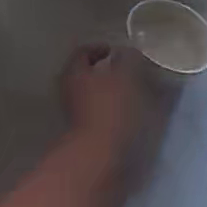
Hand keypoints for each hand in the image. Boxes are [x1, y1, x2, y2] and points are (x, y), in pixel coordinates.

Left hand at [60, 45, 174, 185]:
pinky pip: (101, 115)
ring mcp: (76, 114)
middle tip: (129, 72)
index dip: (99, 48)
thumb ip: (128, 60)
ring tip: (137, 95)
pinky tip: (133, 116)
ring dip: (113, 93)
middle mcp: (70, 90)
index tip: (115, 50)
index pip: (83, 52)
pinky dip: (115, 111)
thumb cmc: (111, 111)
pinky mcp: (87, 134)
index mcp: (74, 72)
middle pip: (87, 74)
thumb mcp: (125, 77)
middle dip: (107, 72)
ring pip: (95, 95)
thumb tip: (128, 51)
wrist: (101, 159)